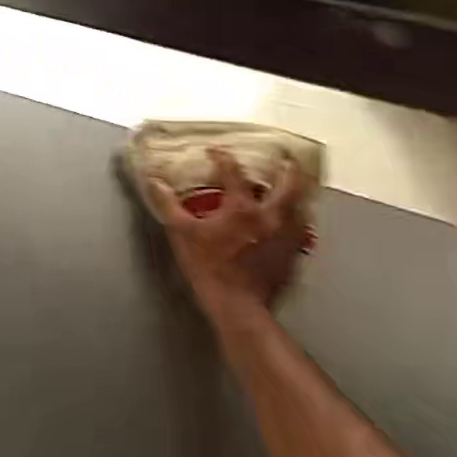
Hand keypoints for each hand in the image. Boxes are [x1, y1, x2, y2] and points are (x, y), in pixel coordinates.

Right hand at [145, 147, 311, 310]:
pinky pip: (301, 229)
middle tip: (285, 158)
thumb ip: (168, 205)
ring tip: (292, 187)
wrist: (238, 305)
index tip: (215, 151)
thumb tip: (154, 182)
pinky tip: (289, 222)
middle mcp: (271, 216)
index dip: (223, 158)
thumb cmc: (208, 266)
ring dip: (297, 193)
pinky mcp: (293, 254)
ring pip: (302, 206)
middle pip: (289, 184)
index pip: (234, 173)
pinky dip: (296, 219)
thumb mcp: (181, 234)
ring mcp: (287, 236)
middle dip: (288, 168)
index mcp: (242, 208)